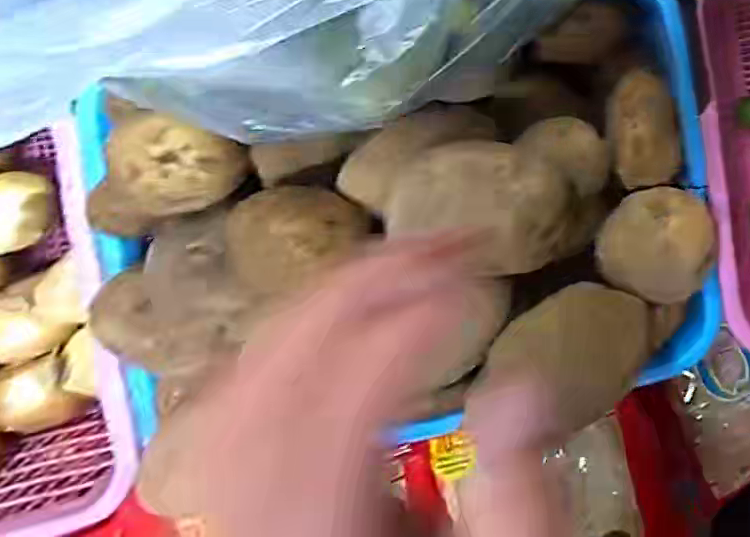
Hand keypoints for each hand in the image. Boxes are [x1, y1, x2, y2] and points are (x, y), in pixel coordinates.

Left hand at [159, 235, 567, 536]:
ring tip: (407, 256)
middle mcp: (253, 517)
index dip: (412, 316)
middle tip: (444, 241)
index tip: (477, 273)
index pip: (349, 398)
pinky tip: (353, 304)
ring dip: (332, 294)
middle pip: (281, 367)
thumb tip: (519, 379)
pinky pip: (243, 392)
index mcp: (320, 533)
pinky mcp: (237, 492)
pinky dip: (299, 328)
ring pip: (249, 371)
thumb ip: (516, 488)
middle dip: (366, 281)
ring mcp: (230, 504)